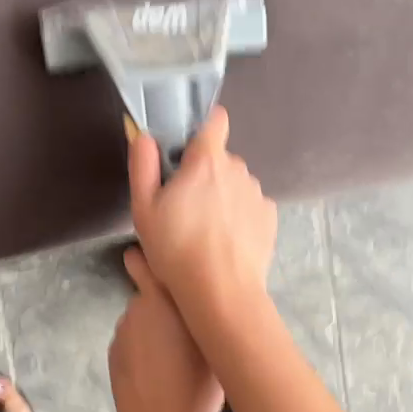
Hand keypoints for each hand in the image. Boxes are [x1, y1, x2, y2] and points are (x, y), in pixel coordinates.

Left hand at [107, 248, 222, 411]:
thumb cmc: (197, 387)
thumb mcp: (214, 343)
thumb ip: (205, 310)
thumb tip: (203, 294)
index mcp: (164, 297)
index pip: (144, 259)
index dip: (152, 258)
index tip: (166, 263)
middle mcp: (138, 306)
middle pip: (149, 291)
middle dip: (162, 302)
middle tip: (186, 327)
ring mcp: (122, 330)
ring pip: (142, 317)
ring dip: (154, 328)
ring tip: (176, 357)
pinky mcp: (113, 351)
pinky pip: (132, 340)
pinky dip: (144, 348)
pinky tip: (159, 371)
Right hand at [128, 106, 277, 310]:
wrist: (220, 291)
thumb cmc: (175, 248)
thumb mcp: (144, 208)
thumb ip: (143, 165)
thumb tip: (145, 136)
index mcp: (206, 161)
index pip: (215, 119)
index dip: (201, 128)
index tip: (186, 149)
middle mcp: (238, 169)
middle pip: (219, 159)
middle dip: (203, 173)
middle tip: (183, 205)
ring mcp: (257, 194)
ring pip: (235, 183)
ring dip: (221, 195)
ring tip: (204, 229)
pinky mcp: (269, 218)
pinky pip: (249, 205)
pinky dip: (238, 215)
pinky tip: (224, 241)